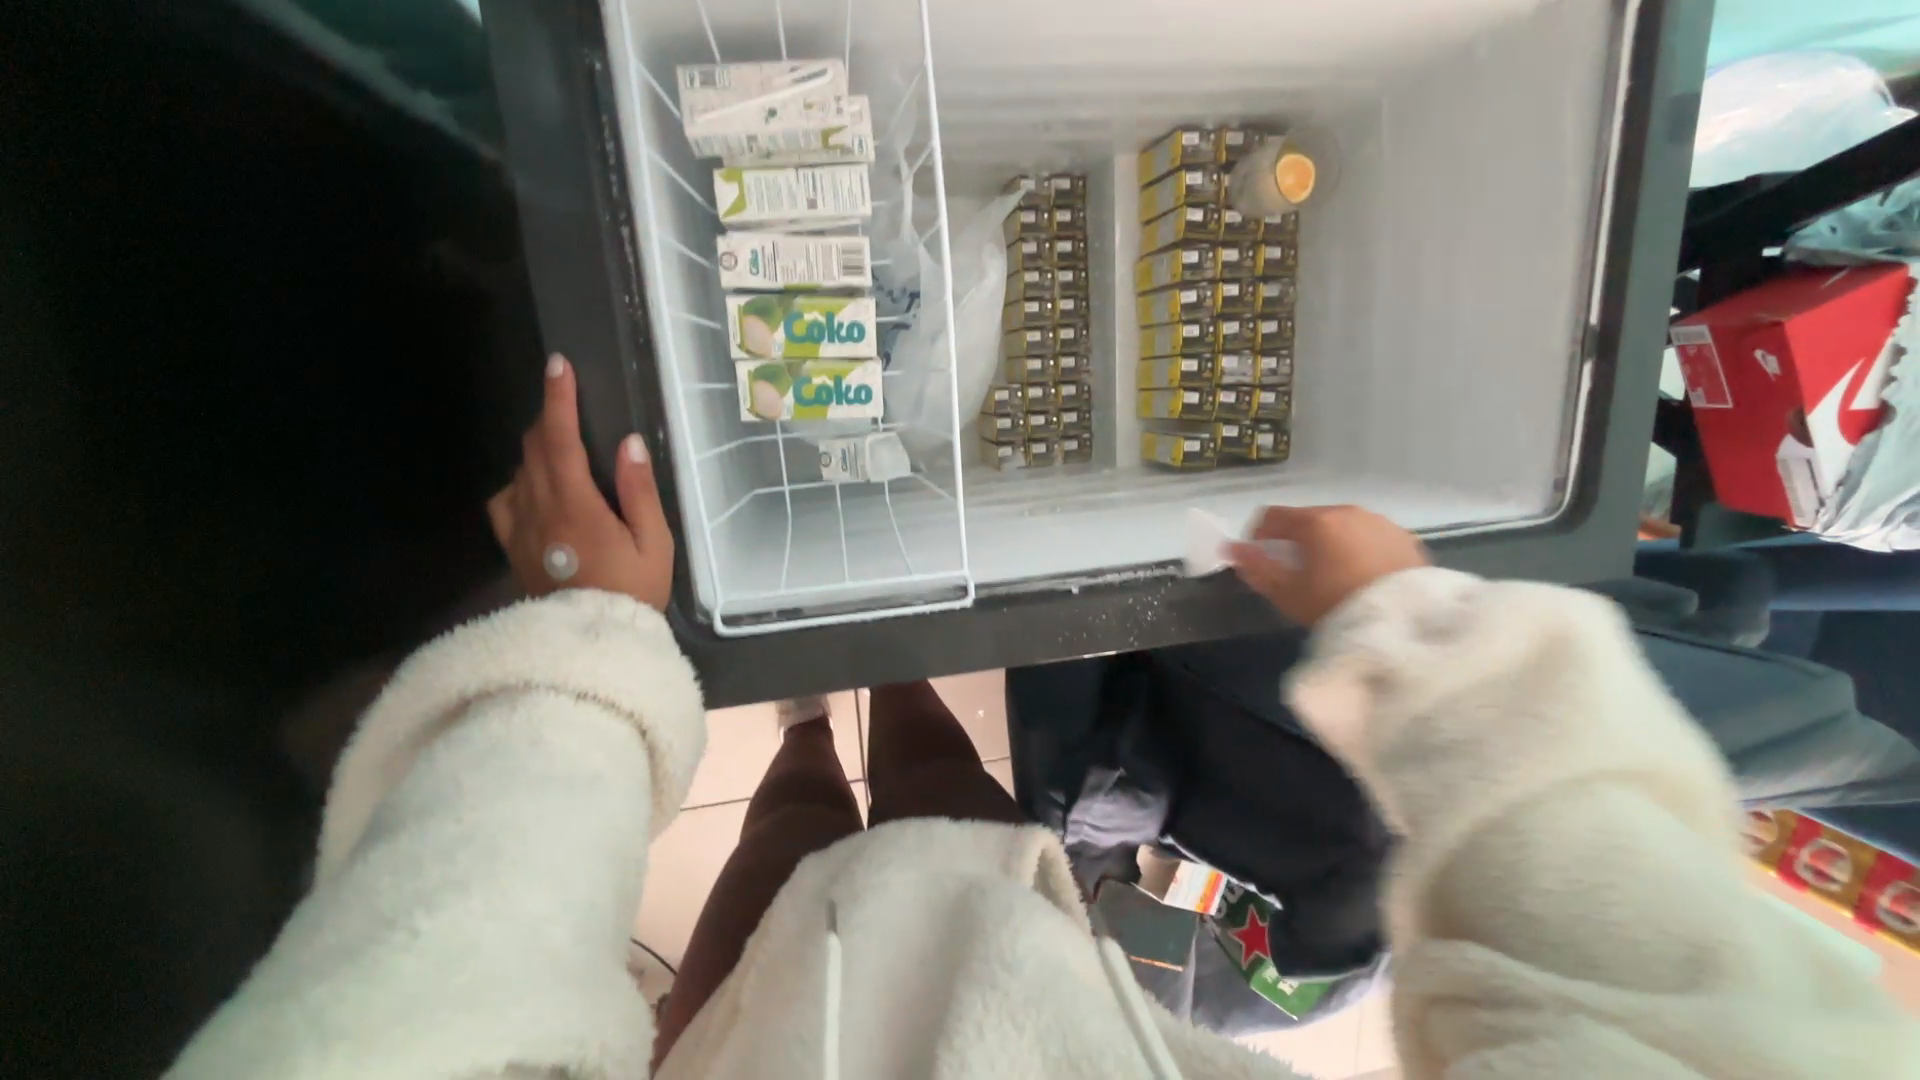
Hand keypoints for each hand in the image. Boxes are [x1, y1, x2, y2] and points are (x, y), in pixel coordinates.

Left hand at [487, 354, 674, 612]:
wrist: (592, 642)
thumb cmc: (633, 591)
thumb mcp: (654, 543)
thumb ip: (639, 492)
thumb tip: (628, 443)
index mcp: (576, 506)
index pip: (560, 440)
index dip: (559, 399)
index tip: (559, 365)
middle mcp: (539, 510)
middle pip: (534, 447)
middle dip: (550, 417)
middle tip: (569, 403)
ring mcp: (521, 529)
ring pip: (518, 469)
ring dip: (538, 448)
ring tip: (562, 447)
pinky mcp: (513, 547)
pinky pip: (505, 499)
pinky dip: (520, 481)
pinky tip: (538, 488)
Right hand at [1228, 505, 1427, 625]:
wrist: (1406, 621)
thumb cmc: (1336, 605)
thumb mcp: (1287, 593)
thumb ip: (1256, 567)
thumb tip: (1231, 548)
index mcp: (1315, 522)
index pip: (1273, 515)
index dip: (1259, 535)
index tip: (1262, 560)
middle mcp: (1347, 511)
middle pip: (1309, 519)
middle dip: (1297, 540)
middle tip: (1298, 572)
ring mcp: (1379, 522)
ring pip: (1342, 526)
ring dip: (1330, 543)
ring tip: (1333, 575)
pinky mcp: (1405, 537)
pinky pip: (1370, 537)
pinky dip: (1359, 549)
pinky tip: (1363, 576)